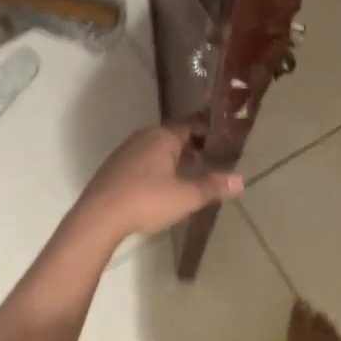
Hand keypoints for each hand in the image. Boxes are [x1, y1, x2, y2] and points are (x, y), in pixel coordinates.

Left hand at [71, 122, 243, 242]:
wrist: (100, 214)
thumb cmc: (147, 200)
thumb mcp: (185, 196)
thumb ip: (212, 186)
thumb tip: (240, 179)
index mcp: (162, 137)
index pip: (190, 126)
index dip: (206, 134)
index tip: (222, 142)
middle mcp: (144, 136)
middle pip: (173, 137)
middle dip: (191, 147)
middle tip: (210, 160)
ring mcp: (126, 149)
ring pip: (156, 148)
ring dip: (173, 158)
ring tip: (189, 174)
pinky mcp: (116, 165)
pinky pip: (143, 159)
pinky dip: (156, 166)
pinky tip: (161, 185)